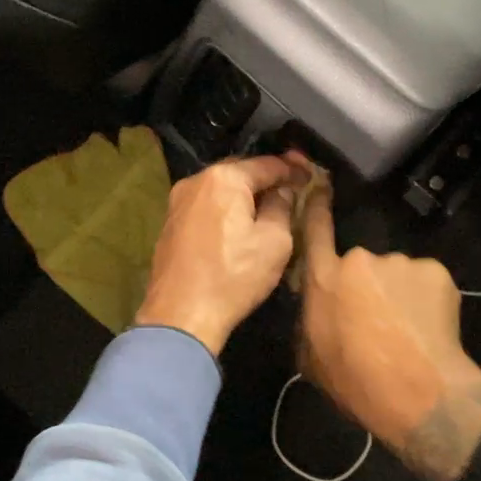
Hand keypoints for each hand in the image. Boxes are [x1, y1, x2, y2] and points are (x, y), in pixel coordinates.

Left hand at [134, 154, 310, 354]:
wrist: (181, 316)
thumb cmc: (234, 276)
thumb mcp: (274, 241)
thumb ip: (282, 207)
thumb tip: (282, 191)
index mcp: (224, 178)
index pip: (267, 164)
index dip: (293, 168)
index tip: (310, 175)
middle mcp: (195, 181)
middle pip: (239, 173)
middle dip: (265, 180)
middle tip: (290, 191)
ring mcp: (177, 203)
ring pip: (220, 191)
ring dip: (243, 197)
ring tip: (266, 209)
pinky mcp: (170, 225)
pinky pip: (205, 208)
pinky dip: (224, 212)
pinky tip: (237, 227)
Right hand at [297, 183, 480, 480]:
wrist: (419, 393)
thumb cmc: (355, 381)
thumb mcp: (310, 356)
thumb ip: (308, 320)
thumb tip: (314, 308)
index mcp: (325, 279)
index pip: (316, 230)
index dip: (316, 205)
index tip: (318, 182)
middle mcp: (361, 259)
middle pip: (361, 265)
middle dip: (366, 286)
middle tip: (375, 322)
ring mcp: (401, 262)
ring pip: (395, 274)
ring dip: (398, 294)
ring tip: (405, 330)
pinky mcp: (435, 271)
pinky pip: (424, 281)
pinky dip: (425, 299)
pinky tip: (427, 328)